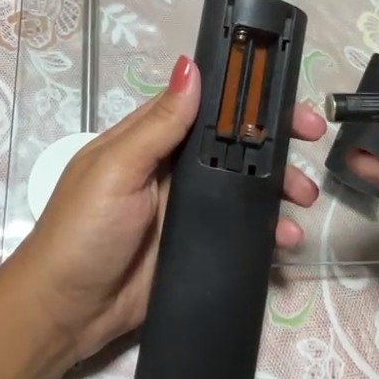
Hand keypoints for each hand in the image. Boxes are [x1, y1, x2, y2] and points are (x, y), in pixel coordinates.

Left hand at [3, 55, 327, 361]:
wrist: (65, 313)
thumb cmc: (83, 230)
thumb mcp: (117, 169)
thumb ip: (159, 124)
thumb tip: (190, 65)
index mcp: (150, 138)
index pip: (206, 104)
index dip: (247, 96)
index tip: (287, 96)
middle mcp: (173, 168)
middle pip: (235, 144)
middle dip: (275, 139)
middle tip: (313, 138)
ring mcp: (187, 210)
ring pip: (245, 187)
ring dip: (278, 187)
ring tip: (303, 198)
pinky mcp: (197, 248)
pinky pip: (241, 232)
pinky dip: (268, 232)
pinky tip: (286, 240)